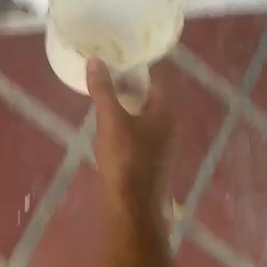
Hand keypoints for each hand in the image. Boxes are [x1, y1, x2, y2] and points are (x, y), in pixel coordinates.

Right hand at [87, 61, 174, 225]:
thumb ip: (103, 90)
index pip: (153, 80)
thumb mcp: (110, 120)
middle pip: (149, 98)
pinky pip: (142, 133)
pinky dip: (127, 125)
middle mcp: (171, 126)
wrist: (133, 205)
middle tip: (103, 79)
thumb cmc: (126, 158)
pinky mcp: (154, 159)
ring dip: (126, 107)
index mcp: (166, 112)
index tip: (113, 62)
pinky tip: (109, 130)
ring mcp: (164, 145)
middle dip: (127, 88)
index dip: (133, 70)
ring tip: (102, 101)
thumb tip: (95, 61)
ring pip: (145, 116)